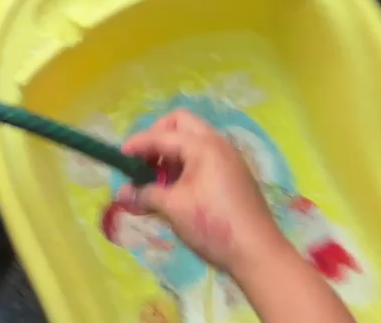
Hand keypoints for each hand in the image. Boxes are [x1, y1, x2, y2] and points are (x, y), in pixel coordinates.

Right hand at [116, 109, 289, 278]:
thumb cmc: (214, 226)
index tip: (119, 157)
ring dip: (171, 151)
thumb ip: (145, 195)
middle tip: (143, 160)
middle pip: (180, 122)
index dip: (138, 144)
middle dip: (157, 136)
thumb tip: (121, 195)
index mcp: (203, 145)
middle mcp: (217, 143)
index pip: (162, 135)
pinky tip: (178, 188)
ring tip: (158, 179)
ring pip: (192, 138)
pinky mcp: (234, 174)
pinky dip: (186, 162)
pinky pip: (203, 154)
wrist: (261, 256)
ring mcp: (229, 157)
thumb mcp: (174, 209)